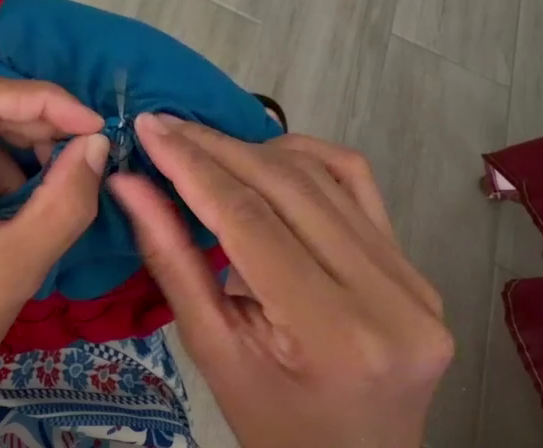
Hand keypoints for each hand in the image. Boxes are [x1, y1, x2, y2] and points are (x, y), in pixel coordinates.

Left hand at [0, 75, 109, 446]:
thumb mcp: (13, 268)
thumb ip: (63, 203)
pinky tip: (15, 214)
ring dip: (21, 160)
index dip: (46, 101)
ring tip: (48, 204)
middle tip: (89, 159)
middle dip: (39, 132)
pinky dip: (0, 176)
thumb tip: (97, 143)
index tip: (97, 126)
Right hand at [110, 115, 452, 447]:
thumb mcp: (209, 348)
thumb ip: (169, 257)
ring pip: (321, 175)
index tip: (147, 126)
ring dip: (253, 149)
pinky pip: (356, 184)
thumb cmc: (271, 422)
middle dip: (214, 147)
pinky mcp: (416, 269)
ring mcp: (412, 281)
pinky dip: (304, 158)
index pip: (249, 219)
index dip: (191, 165)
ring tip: (199, 143)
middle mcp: (388, 299)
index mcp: (332, 333)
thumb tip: (126, 180)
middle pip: (285, 187)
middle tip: (162, 125)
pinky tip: (262, 156)